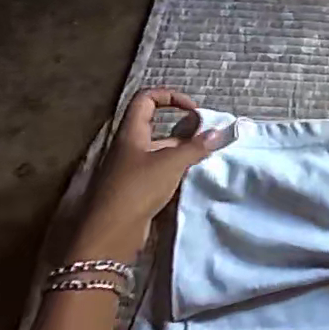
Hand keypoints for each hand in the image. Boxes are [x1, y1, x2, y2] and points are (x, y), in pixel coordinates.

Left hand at [76, 89, 224, 258]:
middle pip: (157, 125)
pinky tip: (192, 176)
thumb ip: (195, 147)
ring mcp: (132, 168)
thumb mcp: (171, 163)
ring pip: (160, 150)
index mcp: (131, 132)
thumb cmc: (137, 188)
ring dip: (182, 151)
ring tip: (204, 157)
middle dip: (183, 129)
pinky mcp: (136, 188)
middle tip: (205, 137)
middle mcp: (129, 146)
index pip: (146, 99)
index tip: (193, 110)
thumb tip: (217, 133)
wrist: (111, 233)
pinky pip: (159, 170)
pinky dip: (176, 169)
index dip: (170, 96)